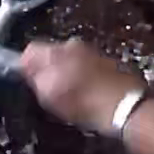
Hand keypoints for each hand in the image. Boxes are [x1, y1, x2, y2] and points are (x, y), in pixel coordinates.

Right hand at [20, 40, 148, 136]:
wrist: (127, 108)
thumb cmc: (82, 102)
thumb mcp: (48, 96)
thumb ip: (34, 79)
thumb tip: (29, 70)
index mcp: (54, 51)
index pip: (30, 50)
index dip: (26, 65)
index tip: (29, 81)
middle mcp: (73, 44)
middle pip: (51, 53)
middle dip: (48, 68)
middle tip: (50, 90)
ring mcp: (93, 51)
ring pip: (70, 59)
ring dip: (68, 72)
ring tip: (71, 94)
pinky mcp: (110, 61)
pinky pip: (88, 66)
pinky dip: (84, 76)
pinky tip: (88, 93)